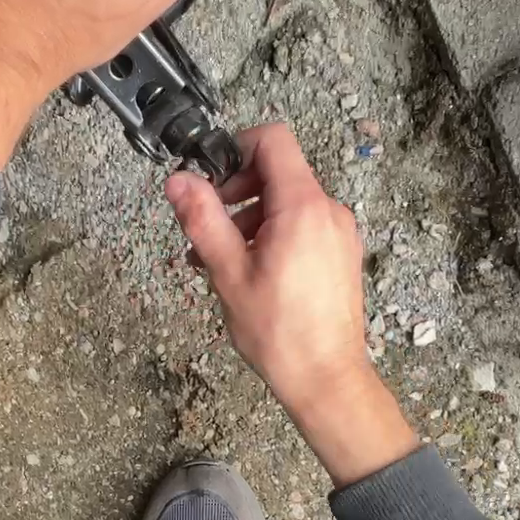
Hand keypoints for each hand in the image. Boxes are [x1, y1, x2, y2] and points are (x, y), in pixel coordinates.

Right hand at [167, 125, 419, 485]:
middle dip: (236, 193)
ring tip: (221, 260)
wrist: (325, 378)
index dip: (236, 149)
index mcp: (302, 207)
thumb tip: (179, 181)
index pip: (273, 141)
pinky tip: (250, 272)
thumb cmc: (280, 334)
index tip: (212, 179)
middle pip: (278, 173)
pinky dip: (272, 237)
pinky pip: (302, 227)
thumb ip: (202, 220)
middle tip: (208, 228)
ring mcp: (338, 234)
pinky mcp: (340, 255)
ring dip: (250, 220)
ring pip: (288, 204)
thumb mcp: (228, 273)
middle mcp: (328, 212)